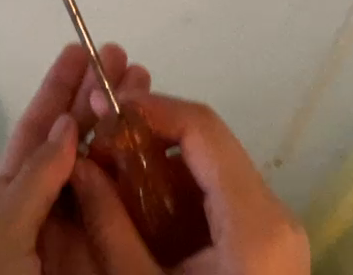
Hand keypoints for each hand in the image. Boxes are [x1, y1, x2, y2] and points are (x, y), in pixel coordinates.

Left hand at [0, 43, 150, 274]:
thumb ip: (30, 186)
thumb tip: (64, 131)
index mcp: (6, 199)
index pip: (34, 131)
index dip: (56, 89)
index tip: (79, 50)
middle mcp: (42, 212)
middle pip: (74, 143)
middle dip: (98, 99)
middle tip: (128, 61)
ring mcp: (74, 240)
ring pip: (103, 173)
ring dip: (123, 131)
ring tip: (147, 88)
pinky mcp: (102, 266)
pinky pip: (121, 218)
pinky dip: (137, 185)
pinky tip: (157, 156)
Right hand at [67, 93, 308, 274]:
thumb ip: (109, 223)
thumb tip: (77, 164)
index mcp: (254, 221)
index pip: (202, 128)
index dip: (150, 108)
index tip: (103, 112)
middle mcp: (274, 212)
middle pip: (206, 142)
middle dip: (147, 135)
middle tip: (98, 141)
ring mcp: (275, 228)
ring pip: (210, 166)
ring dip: (159, 163)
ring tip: (110, 173)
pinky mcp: (268, 245)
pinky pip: (218, 196)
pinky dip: (177, 192)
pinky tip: (139, 209)